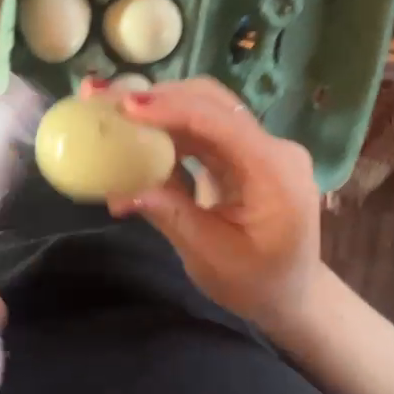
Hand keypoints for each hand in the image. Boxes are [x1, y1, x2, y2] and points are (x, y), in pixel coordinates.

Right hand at [99, 78, 322, 332]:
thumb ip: (173, 217)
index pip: (220, 122)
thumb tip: (124, 191)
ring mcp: (256, 144)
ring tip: (106, 106)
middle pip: (208, 102)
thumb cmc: (258, 284)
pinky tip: (129, 129)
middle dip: (154, 97)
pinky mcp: (238, 148)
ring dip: (153, 105)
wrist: (292, 295)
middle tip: (101, 98)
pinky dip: (160, 124)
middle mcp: (271, 147)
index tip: (124, 107)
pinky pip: (196, 124)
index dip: (171, 108)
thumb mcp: (213, 259)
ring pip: (199, 106)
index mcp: (276, 173)